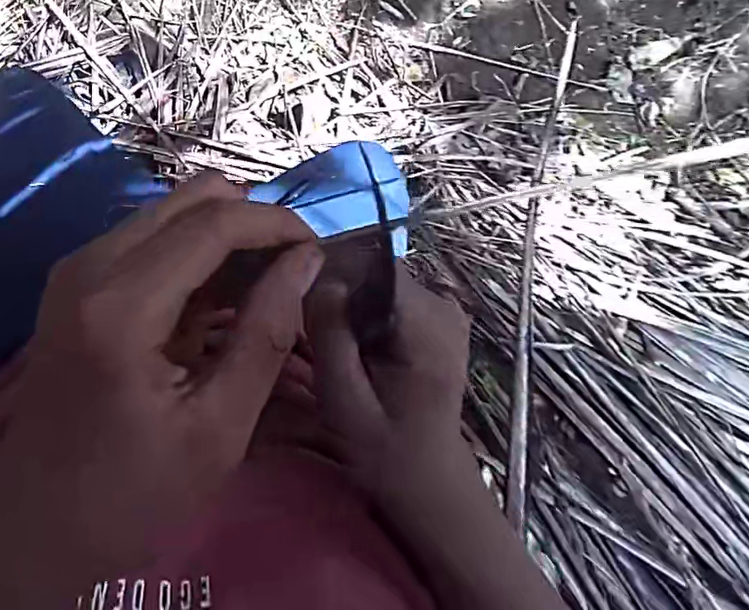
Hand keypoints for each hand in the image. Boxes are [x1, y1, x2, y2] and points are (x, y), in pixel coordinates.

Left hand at [0, 174, 323, 604]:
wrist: (33, 519)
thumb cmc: (130, 493)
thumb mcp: (217, 429)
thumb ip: (265, 334)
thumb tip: (306, 261)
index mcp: (121, 304)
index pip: (211, 224)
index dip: (273, 223)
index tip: (316, 249)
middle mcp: (91, 263)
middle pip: (188, 200)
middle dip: (249, 219)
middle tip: (291, 266)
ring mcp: (77, 263)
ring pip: (169, 209)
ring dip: (221, 233)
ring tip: (259, 286)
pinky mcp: (76, 273)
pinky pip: (147, 233)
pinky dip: (190, 249)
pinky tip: (214, 297)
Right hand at [308, 266, 566, 609]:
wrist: (429, 484)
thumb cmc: (386, 450)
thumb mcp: (344, 400)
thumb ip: (331, 333)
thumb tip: (319, 277)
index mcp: (427, 324)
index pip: (370, 265)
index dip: (332, 277)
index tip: (305, 305)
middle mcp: (442, 306)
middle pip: (371, 270)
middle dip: (339, 294)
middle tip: (317, 336)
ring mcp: (444, 310)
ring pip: (375, 279)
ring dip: (350, 303)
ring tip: (335, 344)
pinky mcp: (437, 317)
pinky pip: (386, 292)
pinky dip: (365, 311)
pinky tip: (355, 345)